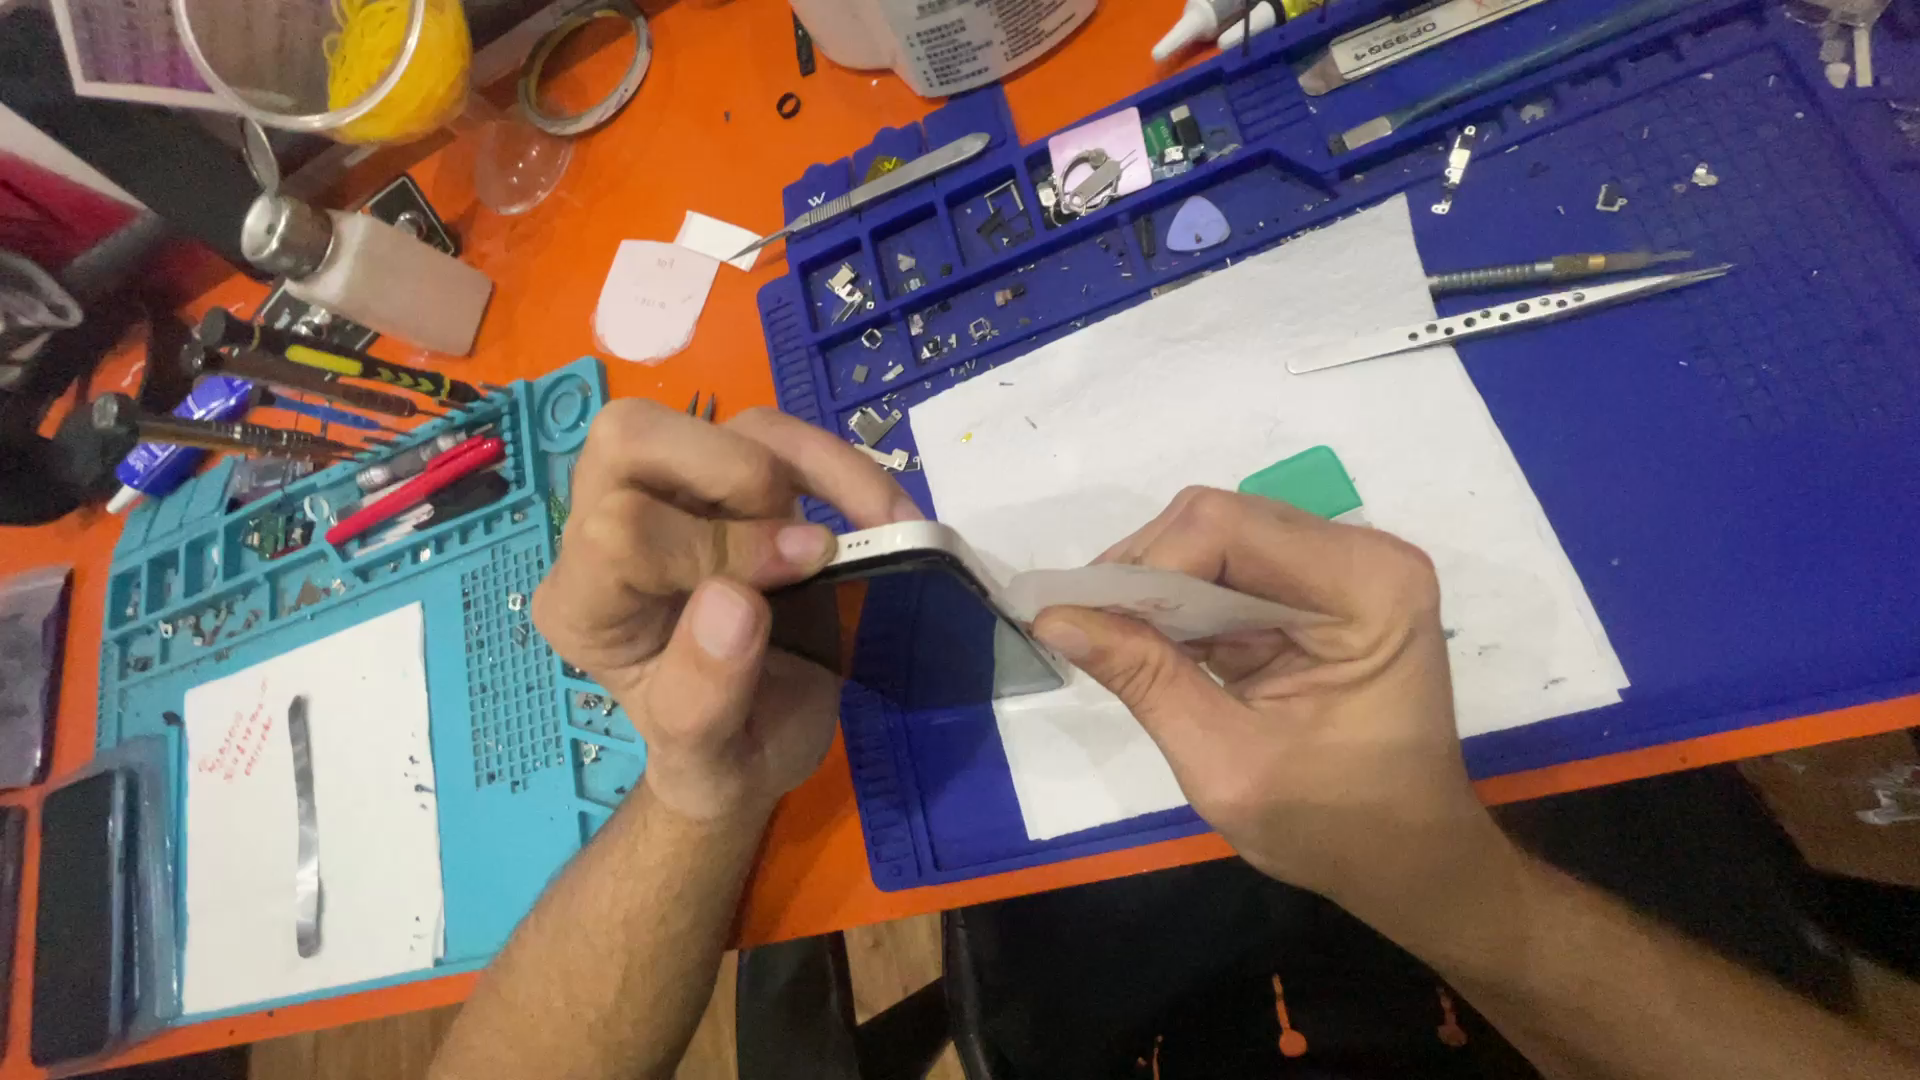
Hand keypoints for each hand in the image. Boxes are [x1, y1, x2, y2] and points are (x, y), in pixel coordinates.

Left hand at [532, 401, 920, 819]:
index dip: (715, 547)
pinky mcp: (744, 485)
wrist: (766, 733)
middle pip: (633, 436)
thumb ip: (705, 700)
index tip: (800, 579)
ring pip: (723, 423)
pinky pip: (786, 438)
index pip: (618, 533)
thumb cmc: (729, 750)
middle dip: (736, 474)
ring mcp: (684, 498)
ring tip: (880, 522)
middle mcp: (615, 532)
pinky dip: (844, 465)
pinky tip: (885, 511)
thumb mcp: (711, 764)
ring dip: (814, 464)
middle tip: (809, 543)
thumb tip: (737, 601)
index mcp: (588, 607)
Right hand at [1030, 488, 1517, 930]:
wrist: (1405, 858)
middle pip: (1214, 519)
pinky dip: (1177, 595)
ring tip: (1118, 637)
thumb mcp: (1223, 763)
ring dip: (1154, 582)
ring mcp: (1339, 563)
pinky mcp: (1314, 582)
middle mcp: (1359, 553)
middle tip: (1094, 629)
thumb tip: (1052, 617)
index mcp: (1366, 588)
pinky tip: (1155, 638)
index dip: (1147, 567)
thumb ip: (1143, 679)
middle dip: (1143, 571)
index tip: (1092, 623)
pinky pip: (1222, 562)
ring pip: (1209, 533)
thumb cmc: (1333, 826)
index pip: (1224, 529)